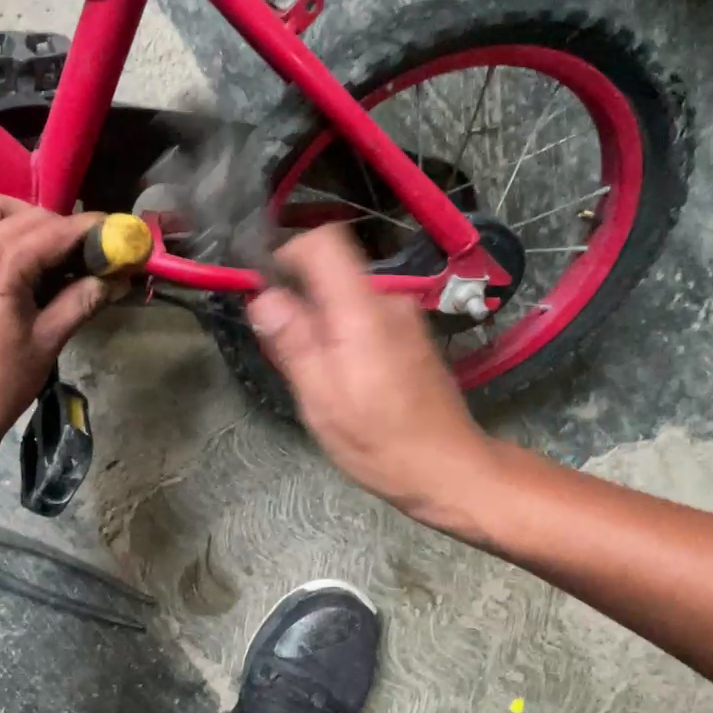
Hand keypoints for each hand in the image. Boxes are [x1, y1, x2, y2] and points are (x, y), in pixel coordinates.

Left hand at [0, 192, 117, 470]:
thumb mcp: (47, 343)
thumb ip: (82, 301)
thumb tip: (118, 279)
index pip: (52, 230)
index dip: (91, 230)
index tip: (120, 234)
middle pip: (23, 216)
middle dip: (62, 227)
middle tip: (91, 255)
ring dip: (24, 220)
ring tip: (52, 255)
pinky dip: (1, 237)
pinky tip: (22, 272)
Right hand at [247, 226, 500, 530]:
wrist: (448, 469)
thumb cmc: (379, 442)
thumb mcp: (321, 399)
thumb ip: (293, 341)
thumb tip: (264, 297)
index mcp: (361, 312)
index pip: (324, 243)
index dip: (287, 254)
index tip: (266, 289)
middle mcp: (388, 302)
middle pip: (330, 276)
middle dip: (299, 308)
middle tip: (287, 360)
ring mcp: (405, 319)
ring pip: (344, 302)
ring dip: (320, 330)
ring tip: (316, 381)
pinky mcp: (412, 338)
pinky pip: (363, 320)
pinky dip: (342, 340)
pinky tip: (344, 384)